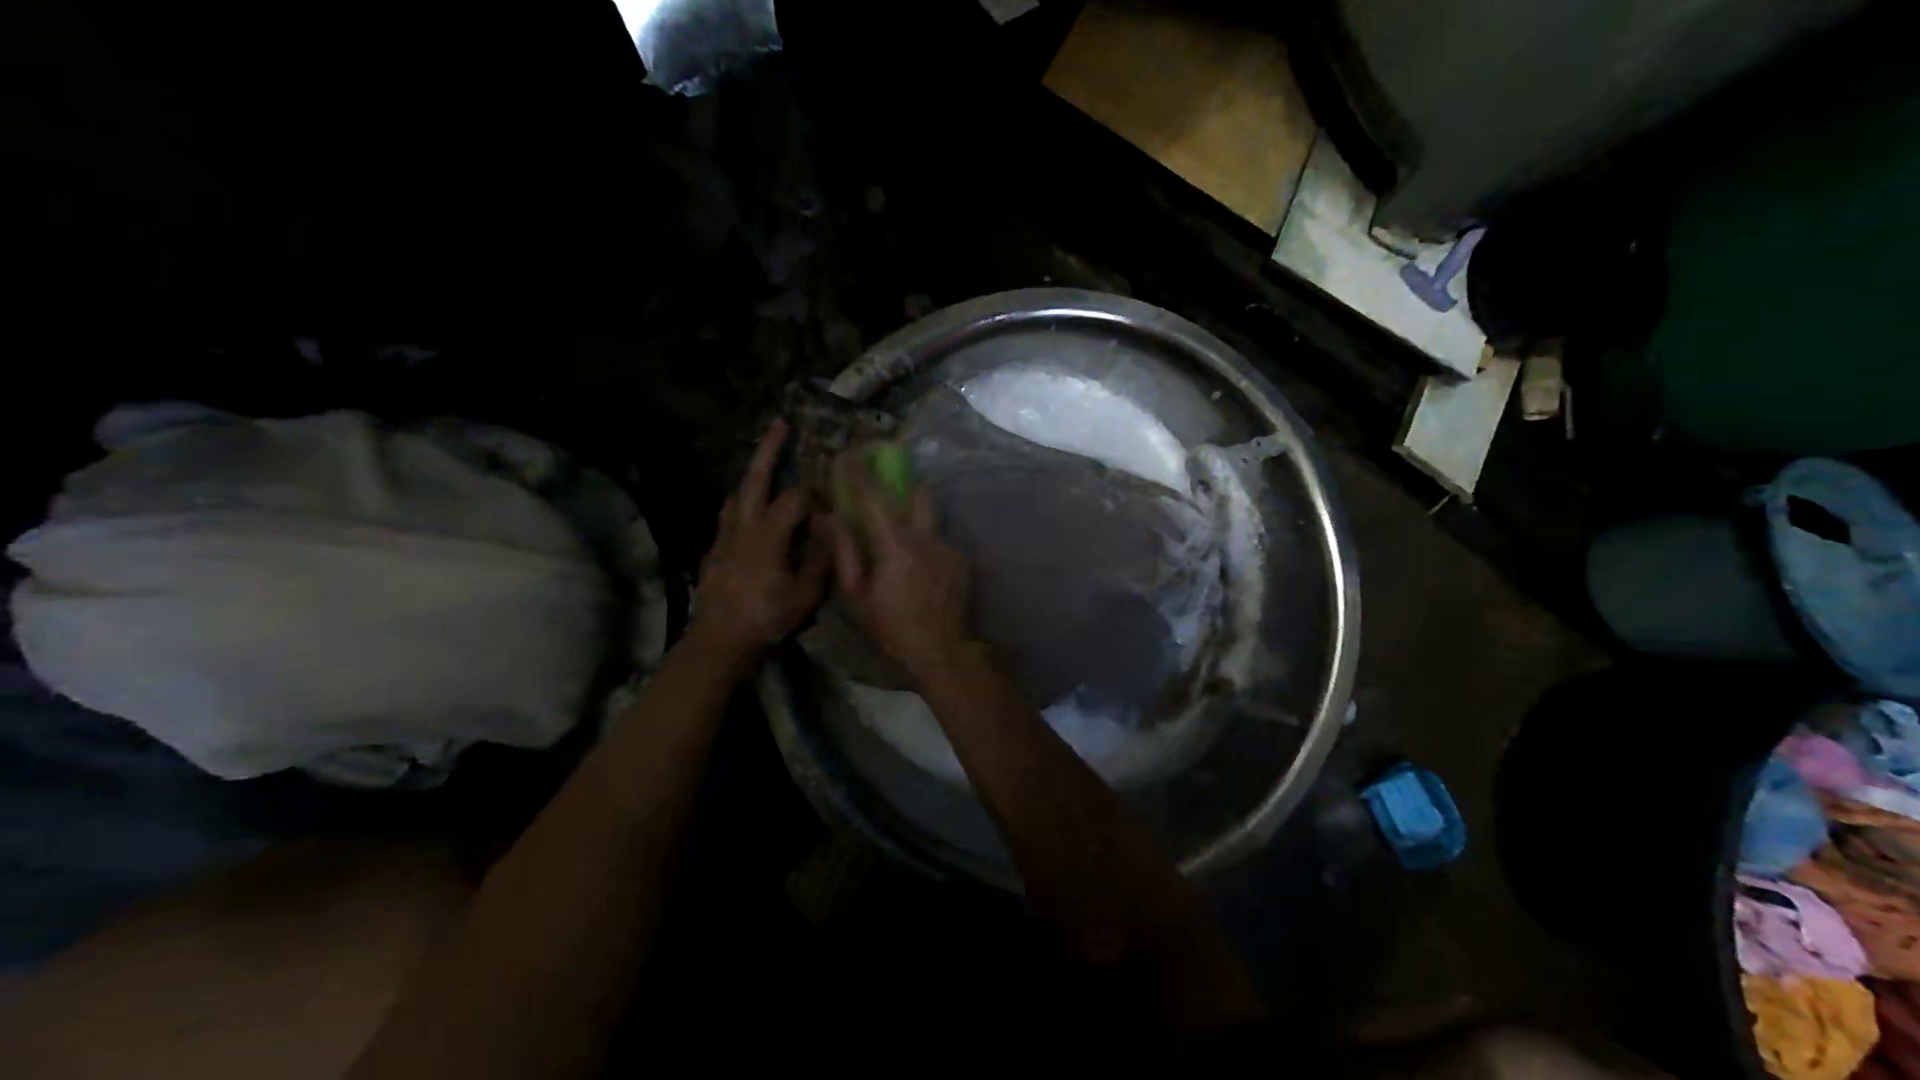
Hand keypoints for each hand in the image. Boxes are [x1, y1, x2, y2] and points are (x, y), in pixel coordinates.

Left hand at [686, 420, 829, 662]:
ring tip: (764, 464)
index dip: (814, 496)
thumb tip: (831, 526)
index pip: (794, 498)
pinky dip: (740, 503)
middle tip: (781, 425)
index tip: (828, 507)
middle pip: (755, 478)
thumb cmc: (767, 616)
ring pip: (737, 494)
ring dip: (751, 475)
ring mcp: (724, 536)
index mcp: (769, 535)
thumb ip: (820, 557)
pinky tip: (746, 510)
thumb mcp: (805, 594)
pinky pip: (727, 515)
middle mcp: (744, 526)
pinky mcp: (714, 549)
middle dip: (769, 449)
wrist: (719, 638)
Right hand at [825, 449, 974, 681]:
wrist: (941, 652)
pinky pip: (940, 544)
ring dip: (916, 524)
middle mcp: (927, 539)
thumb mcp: (857, 596)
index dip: (859, 474)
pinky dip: (928, 549)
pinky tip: (922, 574)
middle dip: (904, 485)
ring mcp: (949, 549)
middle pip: (919, 494)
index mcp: (896, 546)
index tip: (847, 455)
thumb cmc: (892, 628)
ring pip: (931, 521)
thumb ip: (844, 552)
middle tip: (889, 492)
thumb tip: (829, 519)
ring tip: (905, 552)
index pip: (874, 499)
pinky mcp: (962, 562)